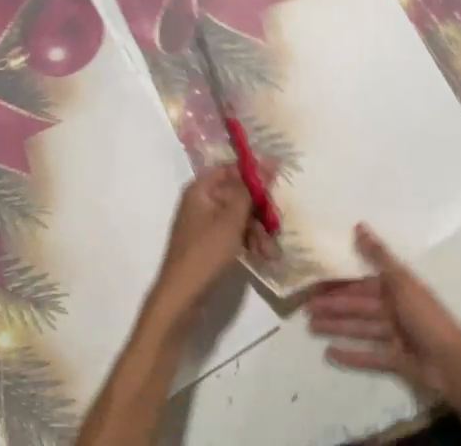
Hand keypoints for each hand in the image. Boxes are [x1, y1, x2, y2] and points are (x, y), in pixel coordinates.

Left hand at [151, 165, 275, 313]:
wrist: (182, 297)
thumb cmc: (205, 253)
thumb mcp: (231, 220)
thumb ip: (250, 192)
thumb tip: (267, 163)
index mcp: (201, 189)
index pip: (230, 169)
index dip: (254, 172)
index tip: (278, 178)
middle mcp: (202, 202)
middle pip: (237, 194)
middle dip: (259, 210)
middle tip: (277, 225)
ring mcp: (206, 224)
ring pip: (239, 216)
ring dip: (257, 231)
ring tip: (271, 252)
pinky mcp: (211, 244)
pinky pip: (234, 234)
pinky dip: (248, 242)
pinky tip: (263, 257)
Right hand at [306, 224, 460, 395]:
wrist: (452, 362)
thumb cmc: (426, 316)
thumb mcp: (401, 281)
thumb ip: (379, 256)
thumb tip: (359, 225)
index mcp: (396, 289)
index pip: (362, 283)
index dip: (340, 283)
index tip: (316, 282)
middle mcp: (393, 309)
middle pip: (357, 306)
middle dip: (332, 306)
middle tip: (305, 307)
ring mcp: (394, 336)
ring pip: (359, 328)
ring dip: (336, 326)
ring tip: (310, 326)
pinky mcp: (395, 360)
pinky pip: (369, 355)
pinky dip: (351, 354)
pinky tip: (330, 353)